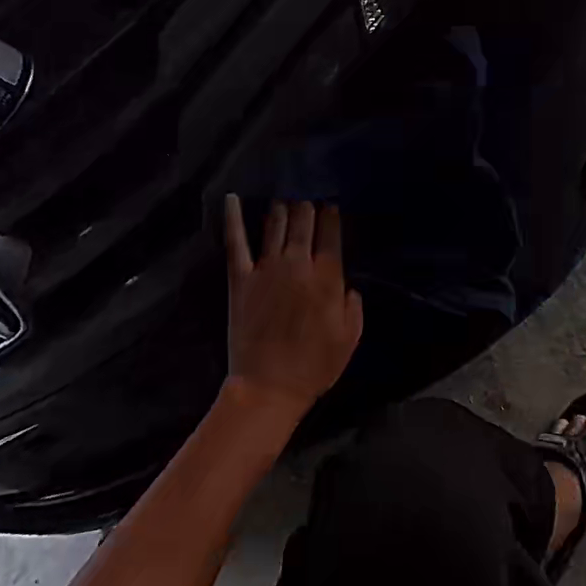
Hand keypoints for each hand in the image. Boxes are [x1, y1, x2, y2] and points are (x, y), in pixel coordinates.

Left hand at [221, 195, 362, 419]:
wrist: (269, 387)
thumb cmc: (315, 366)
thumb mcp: (350, 338)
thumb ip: (354, 306)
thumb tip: (348, 286)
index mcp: (327, 277)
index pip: (331, 233)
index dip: (332, 215)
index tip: (331, 205)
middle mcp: (298, 264)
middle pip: (304, 220)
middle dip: (308, 205)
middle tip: (308, 198)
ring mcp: (267, 268)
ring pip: (275, 224)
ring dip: (282, 207)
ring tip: (285, 198)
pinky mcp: (241, 278)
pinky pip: (236, 241)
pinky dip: (232, 218)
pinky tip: (231, 198)